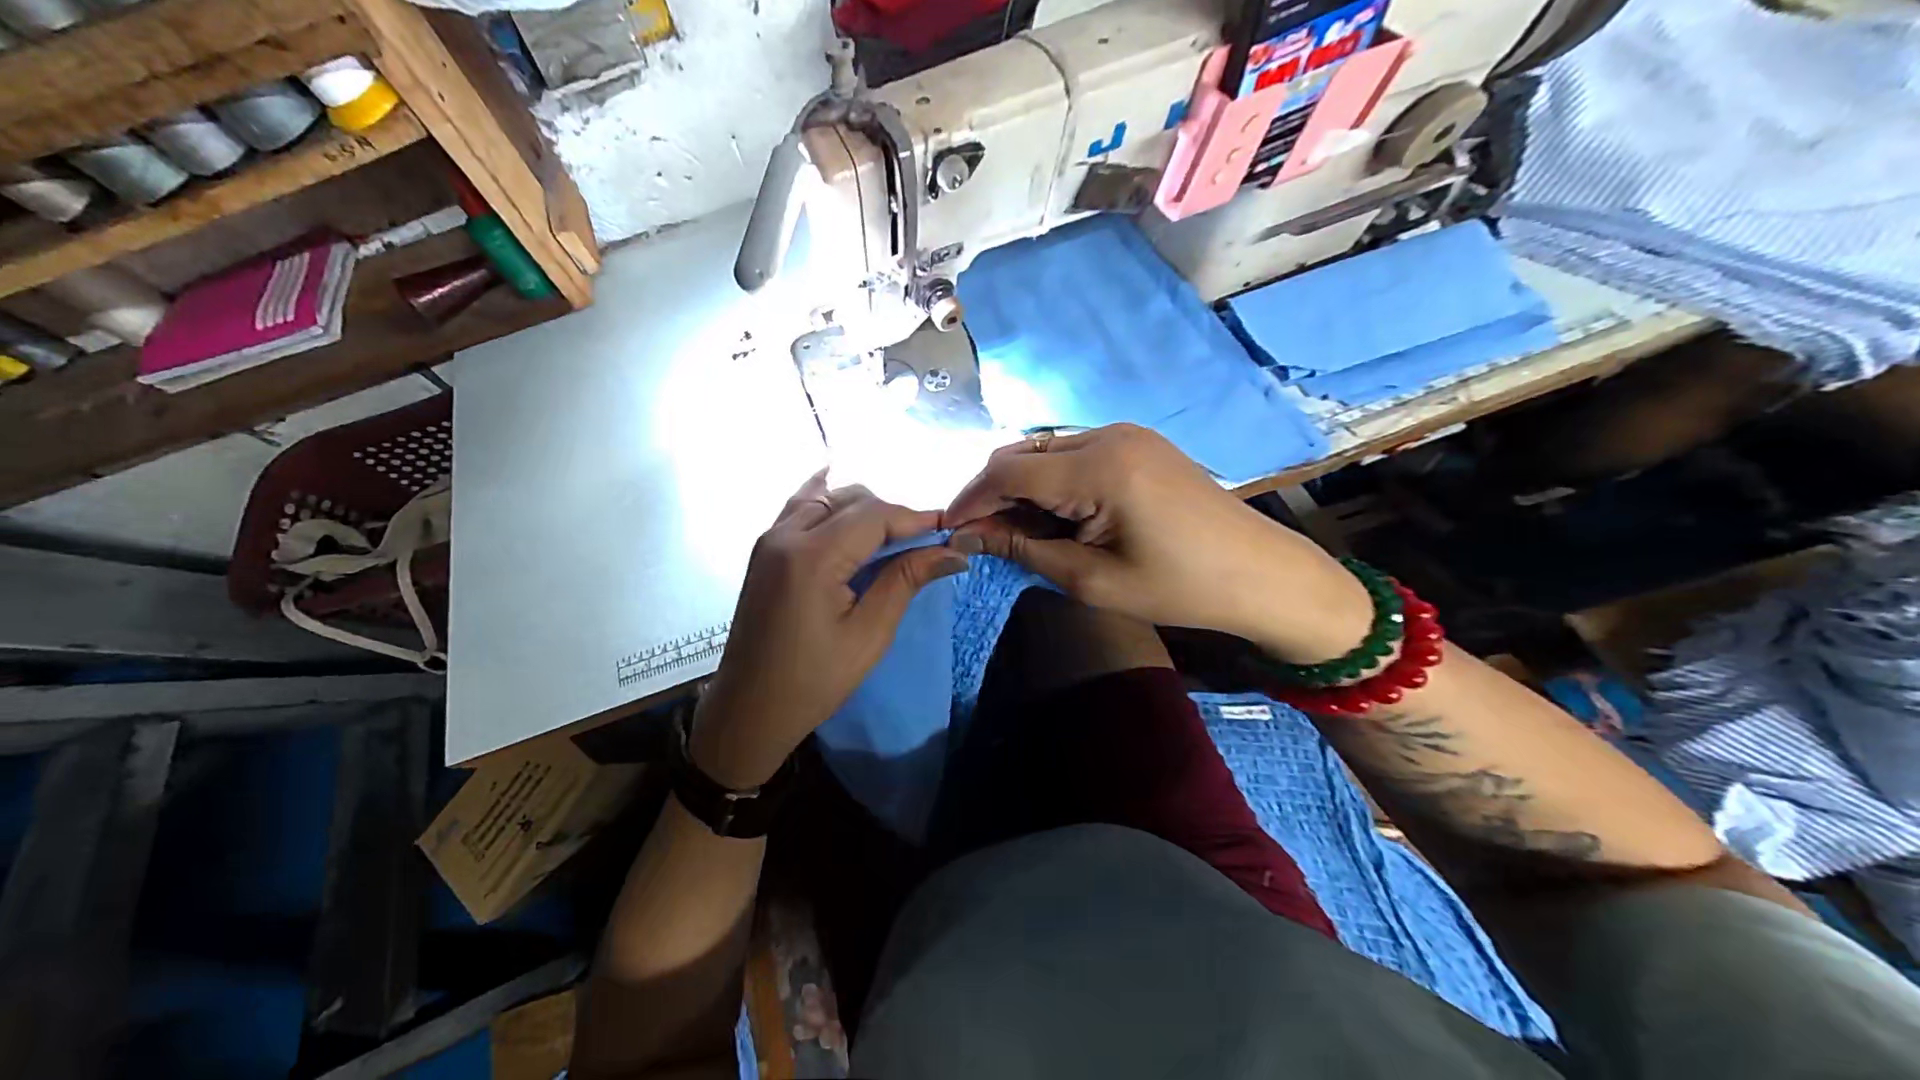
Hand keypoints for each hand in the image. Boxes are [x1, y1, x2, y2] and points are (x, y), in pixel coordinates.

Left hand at [691, 473, 968, 788]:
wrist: (749, 709)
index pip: (874, 514)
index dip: (915, 518)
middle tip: (923, 542)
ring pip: (825, 496)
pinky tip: (852, 517)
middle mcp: (785, 535)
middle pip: (850, 498)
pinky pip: (802, 507)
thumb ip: (906, 581)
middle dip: (891, 513)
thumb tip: (954, 551)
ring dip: (862, 507)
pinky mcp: (764, 549)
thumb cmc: (813, 681)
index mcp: (812, 558)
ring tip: (891, 537)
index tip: (949, 531)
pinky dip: (832, 505)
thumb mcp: (869, 635)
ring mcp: (769, 538)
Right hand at [944, 424, 1371, 663]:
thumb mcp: (1092, 580)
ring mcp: (1127, 434)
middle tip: (979, 537)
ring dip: (1021, 487)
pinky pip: (1075, 453)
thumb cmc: (1180, 588)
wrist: (1262, 574)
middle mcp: (1109, 434)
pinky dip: (1051, 481)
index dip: (970, 499)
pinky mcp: (1139, 443)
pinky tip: (1052, 515)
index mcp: (1100, 466)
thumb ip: (1025, 550)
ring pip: (1047, 450)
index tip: (950, 530)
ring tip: (1014, 532)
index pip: (1007, 470)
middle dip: (992, 493)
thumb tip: (971, 537)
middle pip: (1023, 453)